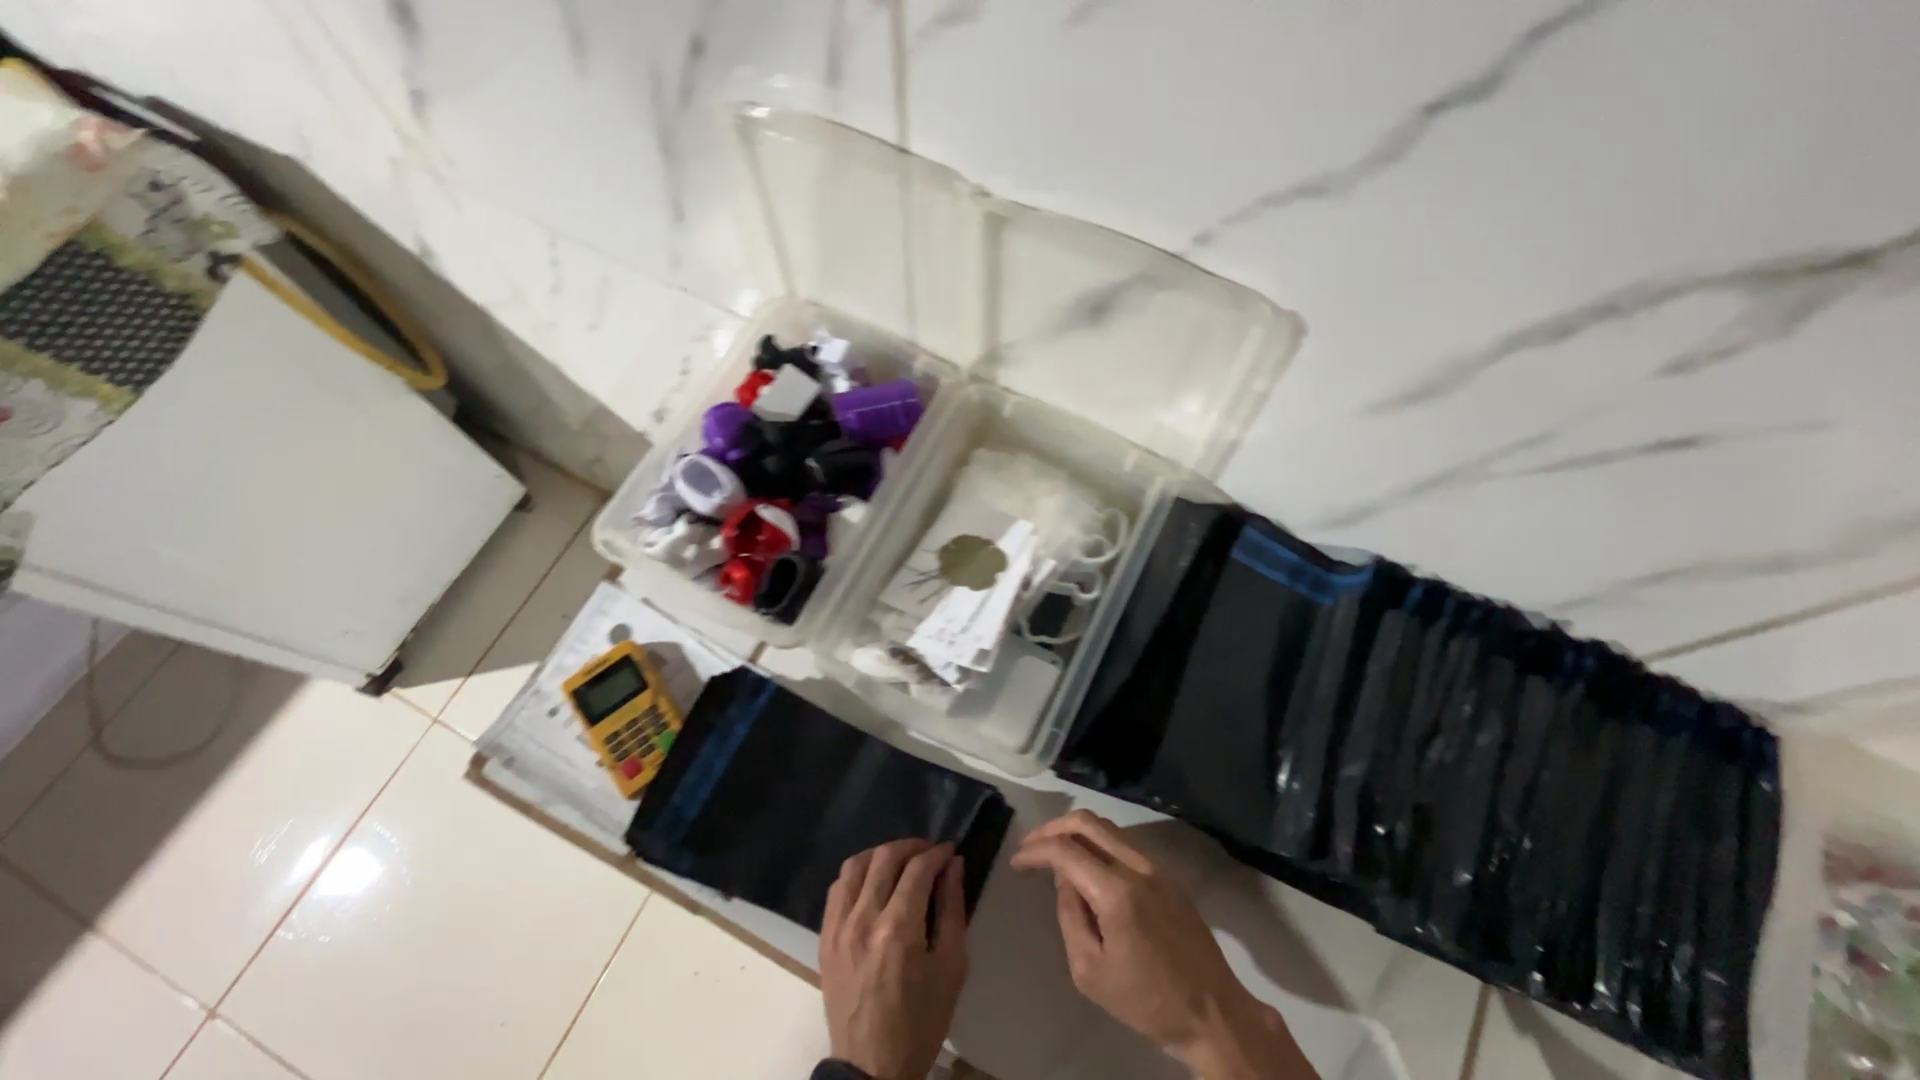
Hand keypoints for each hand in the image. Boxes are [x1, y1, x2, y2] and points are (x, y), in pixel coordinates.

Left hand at [820, 839, 968, 1079]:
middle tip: (929, 853)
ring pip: (854, 866)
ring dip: (881, 855)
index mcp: (899, 928)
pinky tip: (873, 883)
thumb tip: (953, 866)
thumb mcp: (951, 968)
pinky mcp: (824, 937)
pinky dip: (857, 875)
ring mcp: (838, 927)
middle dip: (911, 846)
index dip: (936, 852)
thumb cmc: (921, 1021)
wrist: (872, 1065)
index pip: (917, 868)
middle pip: (884, 858)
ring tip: (900, 862)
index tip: (949, 851)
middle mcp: (863, 919)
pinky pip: (837, 889)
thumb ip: (953, 910)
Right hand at [1012, 813, 1316, 1079]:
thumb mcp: (1089, 971)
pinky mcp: (1170, 877)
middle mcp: (1139, 868)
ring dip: (1076, 833)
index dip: (1035, 851)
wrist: (1211, 1011)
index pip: (1065, 851)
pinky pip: (1126, 845)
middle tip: (1030, 848)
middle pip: (1088, 822)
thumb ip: (1070, 917)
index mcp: (1117, 892)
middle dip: (1052, 829)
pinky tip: (1087, 868)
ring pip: (1109, 828)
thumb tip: (1064, 881)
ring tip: (1053, 855)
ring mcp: (1159, 869)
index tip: (1017, 862)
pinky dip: (1099, 845)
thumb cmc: (1145, 1001)